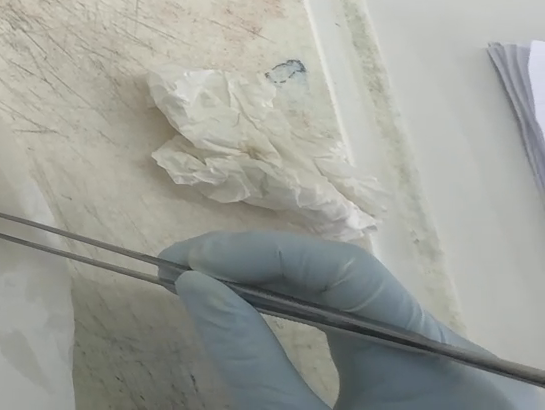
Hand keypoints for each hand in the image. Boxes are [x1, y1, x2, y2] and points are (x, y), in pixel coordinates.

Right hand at [163, 231, 531, 408]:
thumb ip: (250, 359)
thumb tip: (191, 280)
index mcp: (443, 365)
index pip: (344, 269)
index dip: (260, 252)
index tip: (192, 266)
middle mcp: (450, 352)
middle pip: (335, 275)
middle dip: (246, 263)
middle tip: (175, 269)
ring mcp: (433, 360)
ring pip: (332, 290)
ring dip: (254, 279)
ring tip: (192, 281)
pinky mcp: (411, 371)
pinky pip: (340, 316)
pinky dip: (280, 304)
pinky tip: (236, 303)